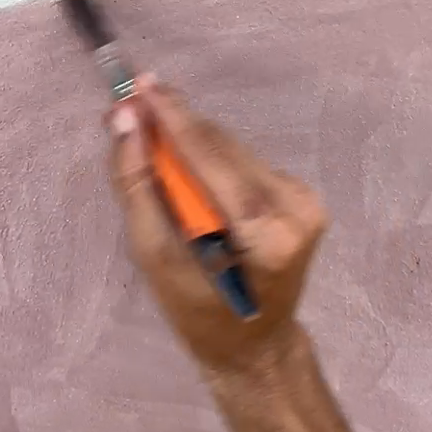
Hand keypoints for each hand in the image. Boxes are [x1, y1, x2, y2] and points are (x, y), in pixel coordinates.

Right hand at [106, 75, 330, 375]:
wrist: (255, 346)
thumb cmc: (198, 312)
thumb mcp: (155, 257)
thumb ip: (138, 185)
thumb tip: (127, 121)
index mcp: (266, 234)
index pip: (212, 158)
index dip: (173, 117)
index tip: (141, 84)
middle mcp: (295, 207)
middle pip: (220, 146)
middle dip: (172, 126)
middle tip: (128, 111)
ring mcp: (304, 199)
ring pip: (231, 148)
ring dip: (188, 140)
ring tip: (150, 140)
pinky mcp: (302, 193)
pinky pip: (243, 160)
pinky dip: (210, 159)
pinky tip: (189, 172)